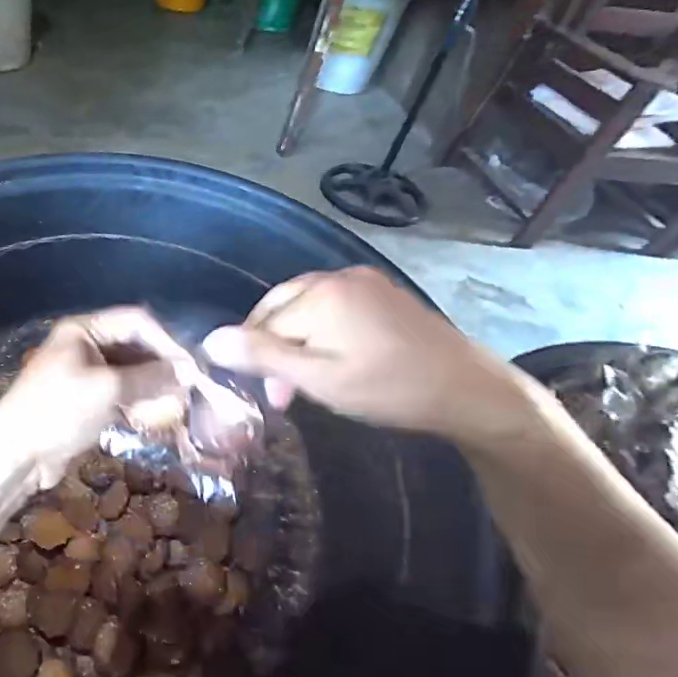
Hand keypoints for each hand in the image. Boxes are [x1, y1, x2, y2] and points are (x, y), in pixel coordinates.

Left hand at [0, 308, 188, 492]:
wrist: (15, 455)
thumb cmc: (57, 411)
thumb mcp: (107, 389)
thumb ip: (150, 378)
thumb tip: (188, 372)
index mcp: (83, 329)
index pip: (136, 322)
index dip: (167, 341)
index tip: (191, 367)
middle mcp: (84, 346)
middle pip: (134, 346)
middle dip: (161, 365)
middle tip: (188, 387)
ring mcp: (83, 374)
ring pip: (129, 372)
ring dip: (152, 386)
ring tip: (177, 404)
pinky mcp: (84, 402)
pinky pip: (119, 394)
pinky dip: (138, 403)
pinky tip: (154, 418)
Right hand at [201, 266, 545, 448]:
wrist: (469, 389)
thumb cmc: (390, 389)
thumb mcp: (319, 379)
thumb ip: (262, 357)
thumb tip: (208, 340)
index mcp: (319, 294)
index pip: (262, 323)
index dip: (258, 362)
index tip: (274, 400)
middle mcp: (337, 276)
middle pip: (280, 307)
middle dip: (274, 348)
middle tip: (283, 393)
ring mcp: (363, 281)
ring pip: (305, 306)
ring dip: (295, 341)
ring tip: (305, 379)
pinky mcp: (382, 292)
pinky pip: (332, 305)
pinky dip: (321, 330)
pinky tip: (332, 358)